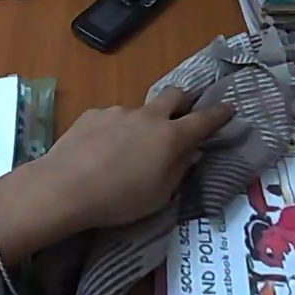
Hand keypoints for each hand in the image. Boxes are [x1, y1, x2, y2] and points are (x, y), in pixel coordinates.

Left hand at [4, 89, 233, 244]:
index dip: (219, 113)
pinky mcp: (93, 113)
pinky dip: (115, 130)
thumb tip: (192, 152)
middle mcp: (148, 116)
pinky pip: (112, 118)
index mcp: (170, 137)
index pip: (203, 120)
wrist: (65, 186)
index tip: (228, 107)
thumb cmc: (119, 200)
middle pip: (174, 94)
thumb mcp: (159, 195)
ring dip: (142, 123)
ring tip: (128, 150)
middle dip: (183, 101)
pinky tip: (101, 151)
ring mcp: (118, 111)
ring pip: (139, 110)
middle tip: (182, 116)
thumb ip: (179, 169)